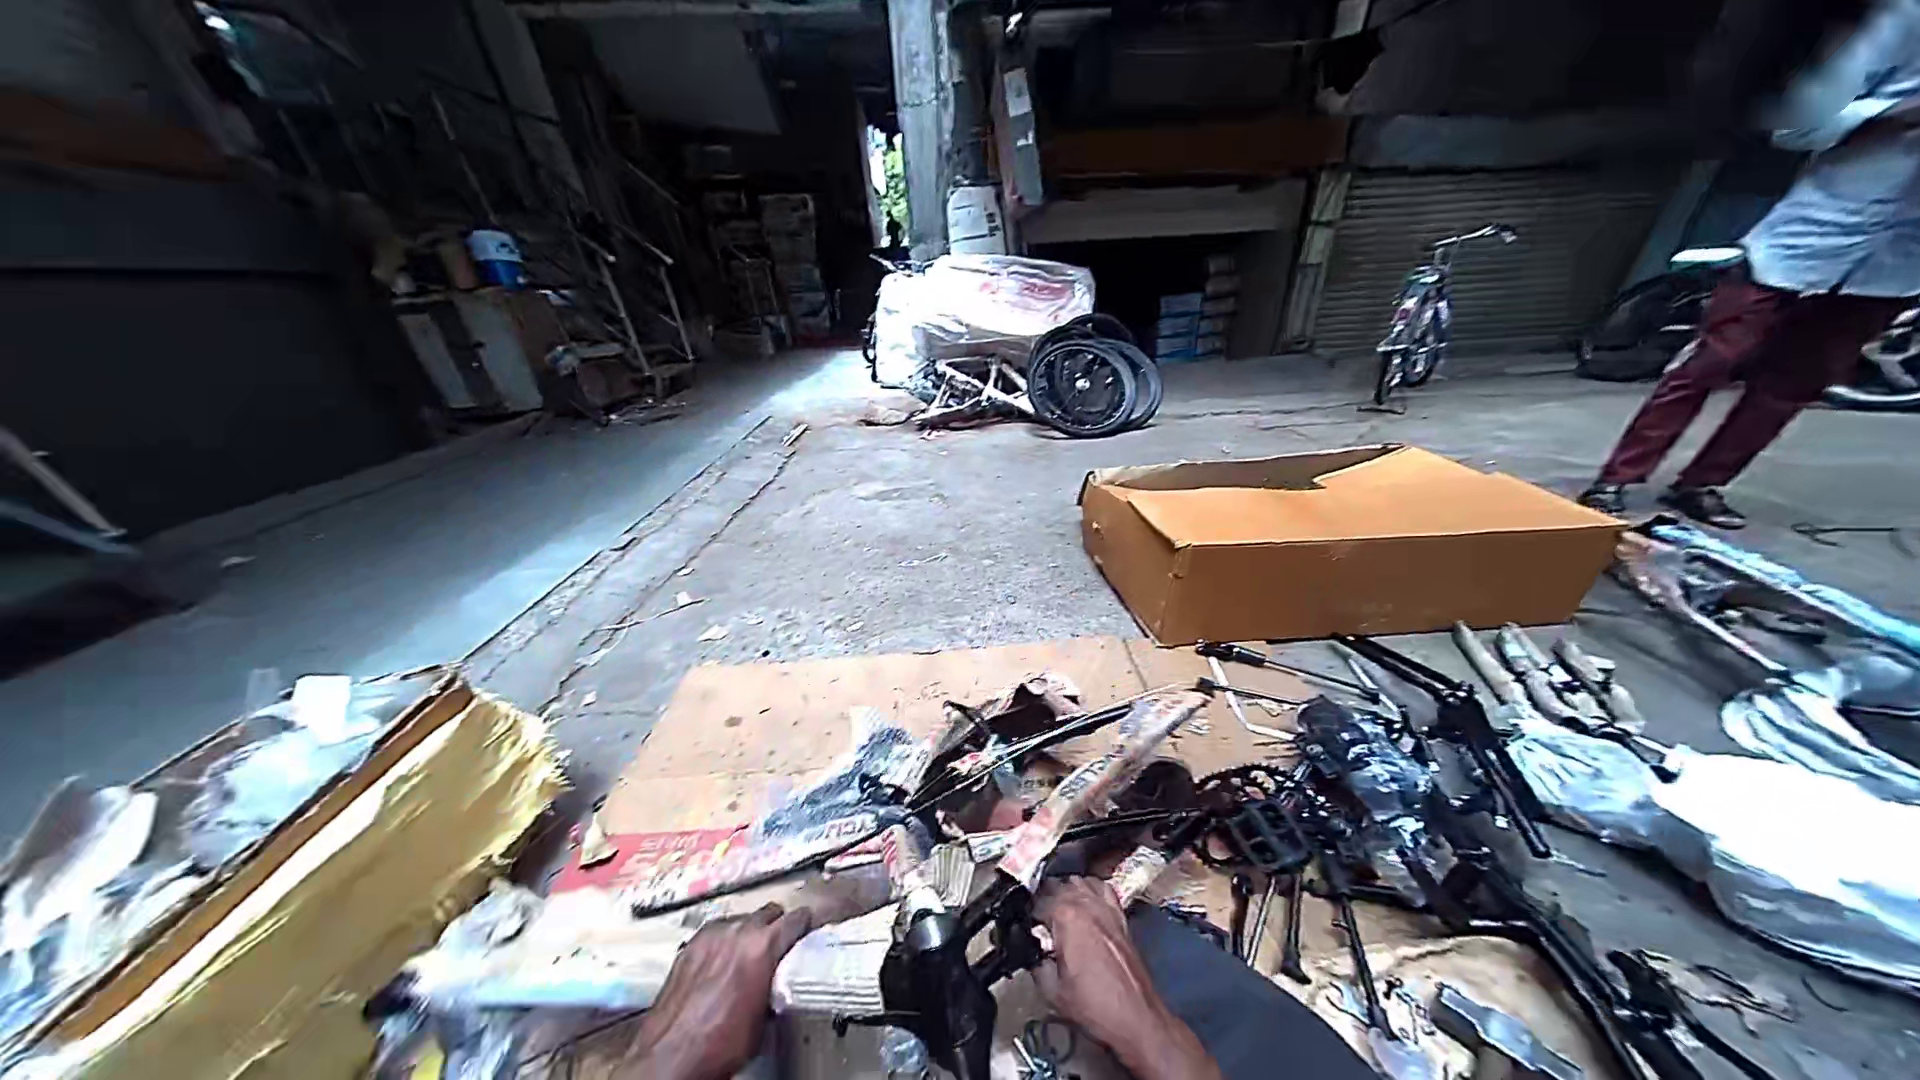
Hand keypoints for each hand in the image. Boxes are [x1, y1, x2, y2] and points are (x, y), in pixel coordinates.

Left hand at [624, 903, 813, 1079]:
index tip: (807, 930)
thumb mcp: (764, 1020)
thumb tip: (780, 983)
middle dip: (777, 926)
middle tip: (779, 945)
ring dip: (749, 932)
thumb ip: (776, 986)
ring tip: (747, 955)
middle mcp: (739, 932)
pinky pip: (716, 932)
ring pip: (742, 920)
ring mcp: (712, 935)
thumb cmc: (716, 1046)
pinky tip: (721, 963)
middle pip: (770, 912)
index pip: (797, 918)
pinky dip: (723, 942)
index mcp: (764, 946)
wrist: (669, 1060)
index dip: (805, 925)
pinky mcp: (690, 945)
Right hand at [1033, 878, 1221, 1079]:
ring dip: (1065, 890)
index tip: (1026, 926)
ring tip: (1057, 908)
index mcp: (1065, 917)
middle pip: (1056, 886)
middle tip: (1037, 920)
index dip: (1027, 915)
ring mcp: (1105, 907)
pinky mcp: (1119, 915)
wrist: (1135, 1018)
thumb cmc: (1099, 1007)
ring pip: (1078, 881)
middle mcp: (1086, 905)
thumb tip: (1033, 954)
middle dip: (1043, 900)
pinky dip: (1090, 889)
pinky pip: (1101, 888)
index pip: (1036, 902)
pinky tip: (1085, 901)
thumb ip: (1036, 963)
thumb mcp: (1052, 991)